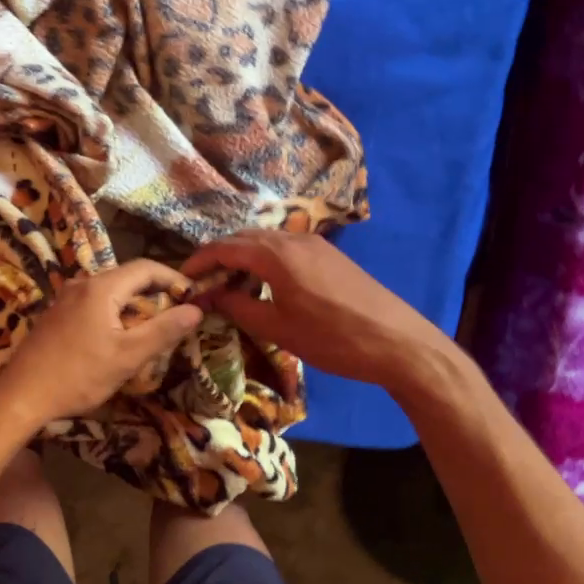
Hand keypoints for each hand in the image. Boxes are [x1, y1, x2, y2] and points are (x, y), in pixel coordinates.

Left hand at [0, 260, 203, 425]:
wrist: (23, 394)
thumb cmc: (79, 375)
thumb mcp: (128, 356)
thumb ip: (163, 330)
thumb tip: (195, 309)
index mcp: (101, 287)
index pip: (146, 268)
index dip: (174, 278)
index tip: (195, 298)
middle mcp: (82, 284)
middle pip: (128, 277)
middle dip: (157, 293)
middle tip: (179, 316)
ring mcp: (67, 298)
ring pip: (112, 291)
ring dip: (136, 305)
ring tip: (156, 328)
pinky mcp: (58, 314)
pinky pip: (96, 303)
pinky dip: (116, 312)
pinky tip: (122, 337)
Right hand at [184, 230, 453, 392]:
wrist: (401, 344)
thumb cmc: (333, 339)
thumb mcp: (277, 328)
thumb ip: (237, 306)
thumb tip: (208, 294)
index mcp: (276, 254)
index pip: (224, 247)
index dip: (199, 261)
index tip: (181, 277)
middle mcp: (293, 239)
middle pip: (243, 238)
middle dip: (218, 256)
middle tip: (201, 281)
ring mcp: (315, 244)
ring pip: (265, 241)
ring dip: (242, 257)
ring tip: (228, 284)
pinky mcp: (330, 255)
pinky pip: (285, 247)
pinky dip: (264, 259)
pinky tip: (263, 284)